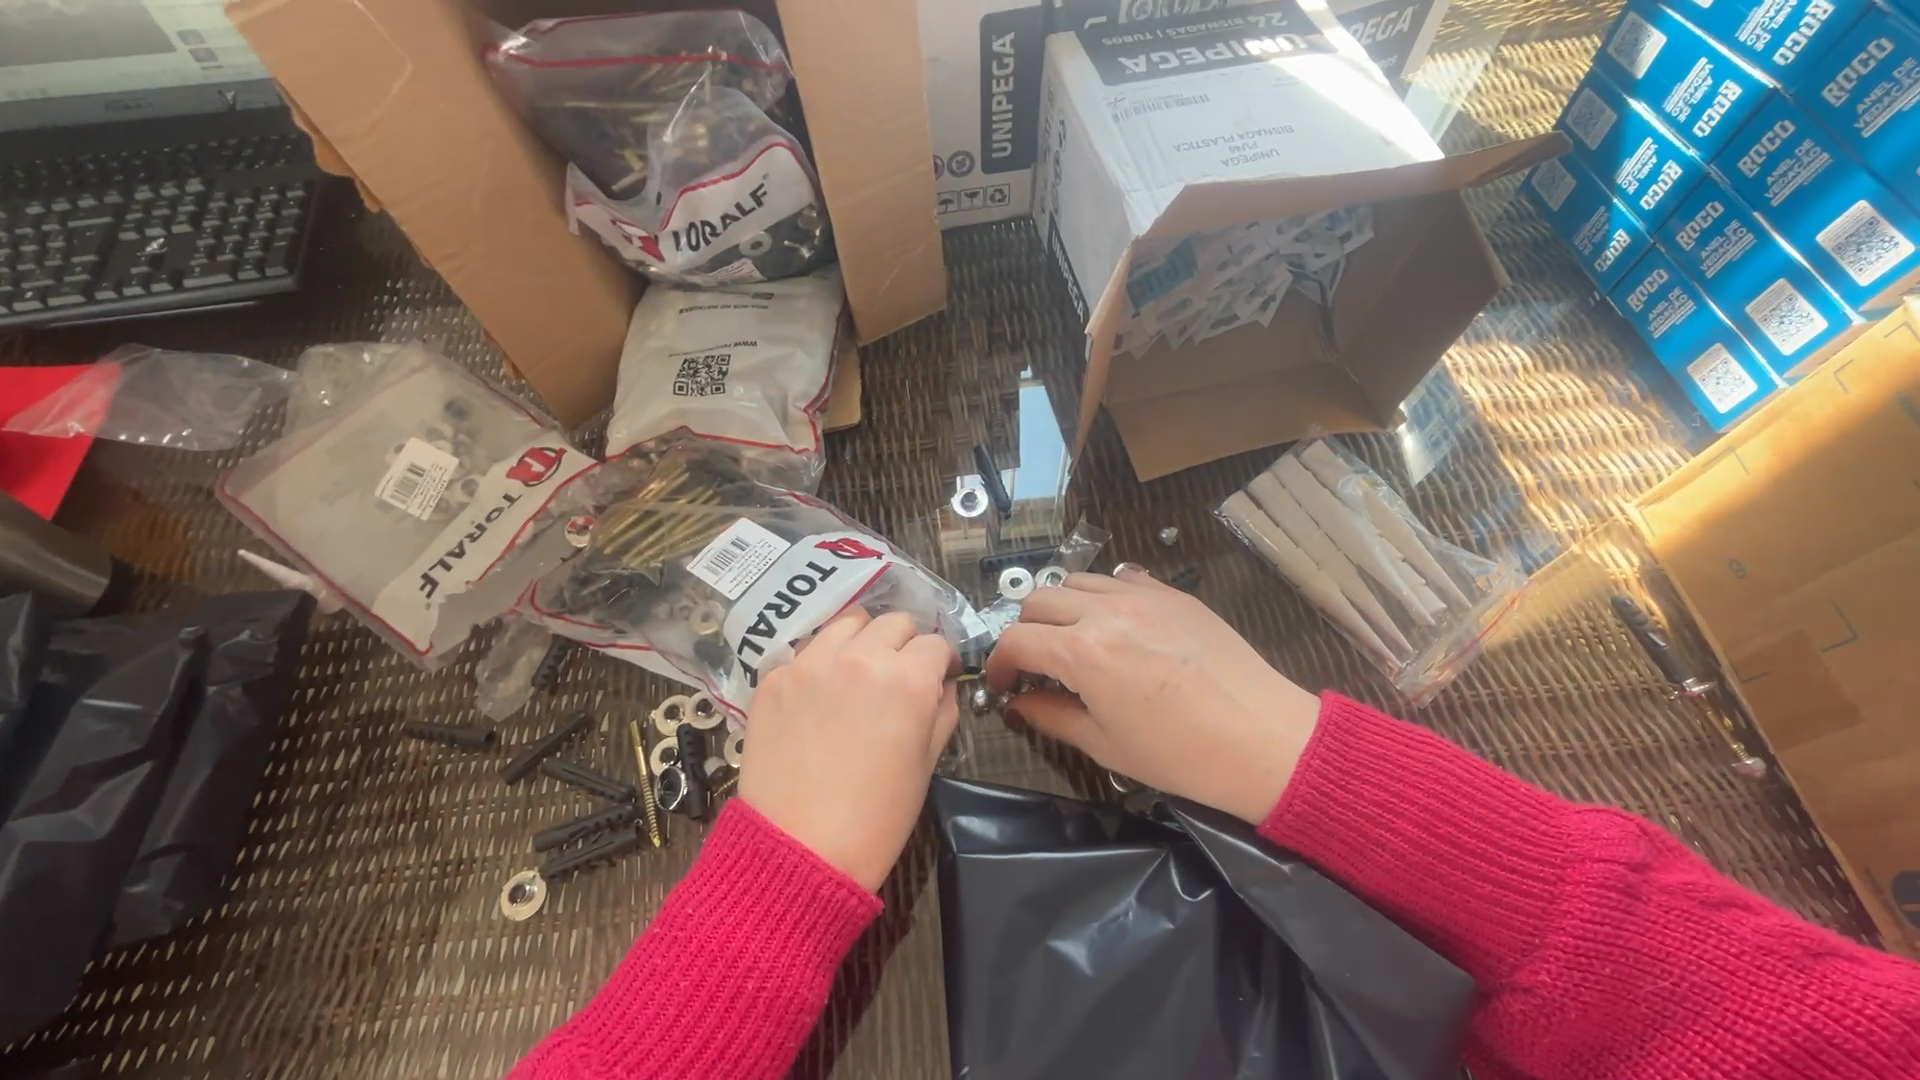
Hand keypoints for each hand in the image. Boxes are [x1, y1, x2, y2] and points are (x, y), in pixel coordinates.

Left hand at [739, 609, 960, 891]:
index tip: (939, 677)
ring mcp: (812, 663)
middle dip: (905, 644)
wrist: (798, 851)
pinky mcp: (775, 678)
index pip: (936, 643)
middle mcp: (861, 657)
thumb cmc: (876, 818)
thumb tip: (942, 686)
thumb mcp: (926, 764)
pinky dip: (822, 663)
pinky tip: (821, 696)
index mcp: (908, 679)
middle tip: (900, 675)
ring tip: (859, 673)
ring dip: (862, 641)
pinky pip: (807, 651)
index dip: (942, 661)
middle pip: (894, 622)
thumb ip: (941, 712)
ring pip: (847, 623)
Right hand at [985, 565, 1320, 823]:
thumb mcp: (1105, 744)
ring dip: (1061, 607)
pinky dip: (1104, 593)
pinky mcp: (1173, 594)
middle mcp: (1105, 611)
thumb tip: (1019, 703)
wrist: (1263, 740)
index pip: (1016, 640)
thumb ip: (1051, 716)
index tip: (1004, 683)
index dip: (999, 662)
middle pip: (1039, 600)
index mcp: (1082, 652)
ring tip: (1072, 639)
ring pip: (1077, 580)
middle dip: (1025, 631)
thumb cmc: (1180, 754)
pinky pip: (1122, 577)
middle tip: (1035, 663)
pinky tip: (1116, 622)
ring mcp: (1142, 596)